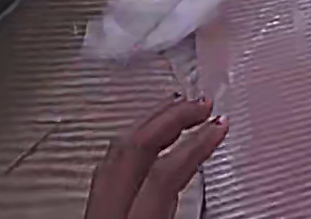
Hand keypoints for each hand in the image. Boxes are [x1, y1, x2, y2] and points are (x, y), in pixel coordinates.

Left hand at [83, 96, 227, 218]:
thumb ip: (187, 211)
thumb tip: (219, 192)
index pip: (163, 174)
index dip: (195, 145)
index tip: (220, 124)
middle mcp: (104, 211)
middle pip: (135, 146)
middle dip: (172, 117)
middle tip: (203, 103)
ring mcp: (93, 207)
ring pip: (117, 148)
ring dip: (152, 121)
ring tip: (180, 107)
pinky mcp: (90, 207)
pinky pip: (109, 161)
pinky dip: (133, 138)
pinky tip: (149, 136)